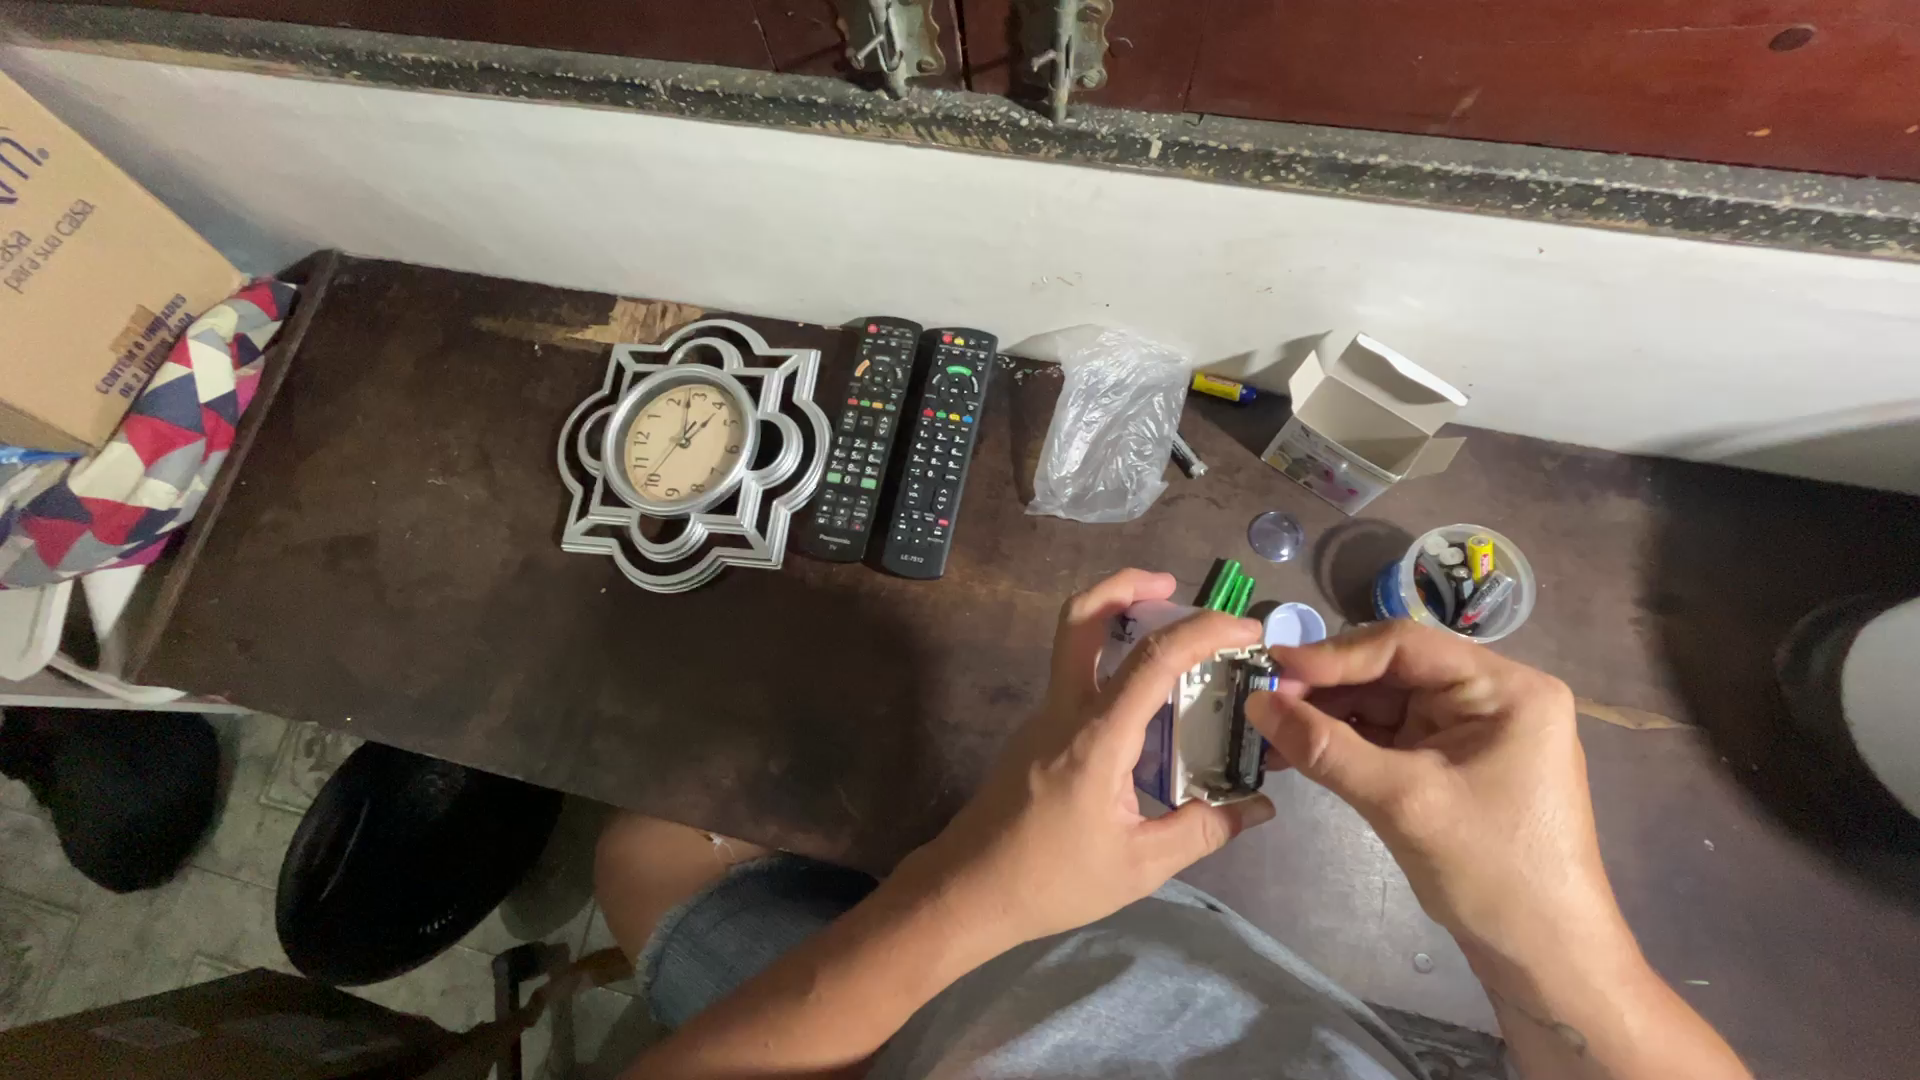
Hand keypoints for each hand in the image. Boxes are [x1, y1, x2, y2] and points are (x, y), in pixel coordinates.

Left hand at [901, 569, 1276, 947]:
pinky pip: (1075, 678)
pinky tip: (1146, 704)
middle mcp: (1065, 709)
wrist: (971, 885)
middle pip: (1081, 617)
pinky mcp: (1037, 729)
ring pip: (1073, 642)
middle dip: (1125, 585)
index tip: (1245, 630)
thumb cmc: (1053, 878)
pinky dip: (1110, 664)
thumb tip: (1260, 806)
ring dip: (1117, 619)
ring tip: (1170, 637)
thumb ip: (1203, 829)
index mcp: (1096, 736)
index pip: (1151, 659)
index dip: (1202, 631)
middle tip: (1172, 586)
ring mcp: (1044, 714)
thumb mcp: (1141, 865)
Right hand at [1247, 620, 1626, 972]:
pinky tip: (1293, 748)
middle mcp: (1484, 695)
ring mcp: (1461, 727)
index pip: (1403, 646)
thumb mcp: (1402, 801)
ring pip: (1374, 701)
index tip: (1272, 668)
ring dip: (1321, 715)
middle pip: (1385, 670)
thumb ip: (1324, 747)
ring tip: (1268, 728)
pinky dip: (1335, 740)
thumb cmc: (1493, 871)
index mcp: (1504, 689)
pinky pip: (1377, 733)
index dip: (1332, 655)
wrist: (1541, 957)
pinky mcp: (1440, 757)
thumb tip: (1254, 702)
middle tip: (1263, 701)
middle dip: (1322, 688)